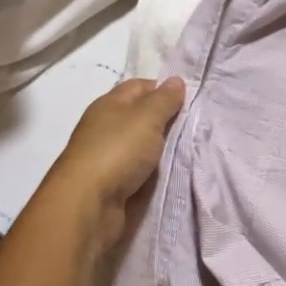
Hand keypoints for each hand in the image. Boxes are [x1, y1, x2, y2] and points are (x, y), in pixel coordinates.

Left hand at [41, 77, 185, 248]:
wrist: (88, 205)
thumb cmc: (117, 151)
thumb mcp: (147, 117)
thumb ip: (164, 99)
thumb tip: (175, 80)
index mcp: (109, 104)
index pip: (140, 87)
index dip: (164, 89)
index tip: (190, 101)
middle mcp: (105, 126)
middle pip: (141, 117)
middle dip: (166, 121)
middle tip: (197, 126)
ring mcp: (106, 156)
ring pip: (141, 145)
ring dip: (161, 148)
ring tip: (191, 149)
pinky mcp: (111, 183)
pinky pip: (139, 170)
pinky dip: (153, 170)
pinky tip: (171, 172)